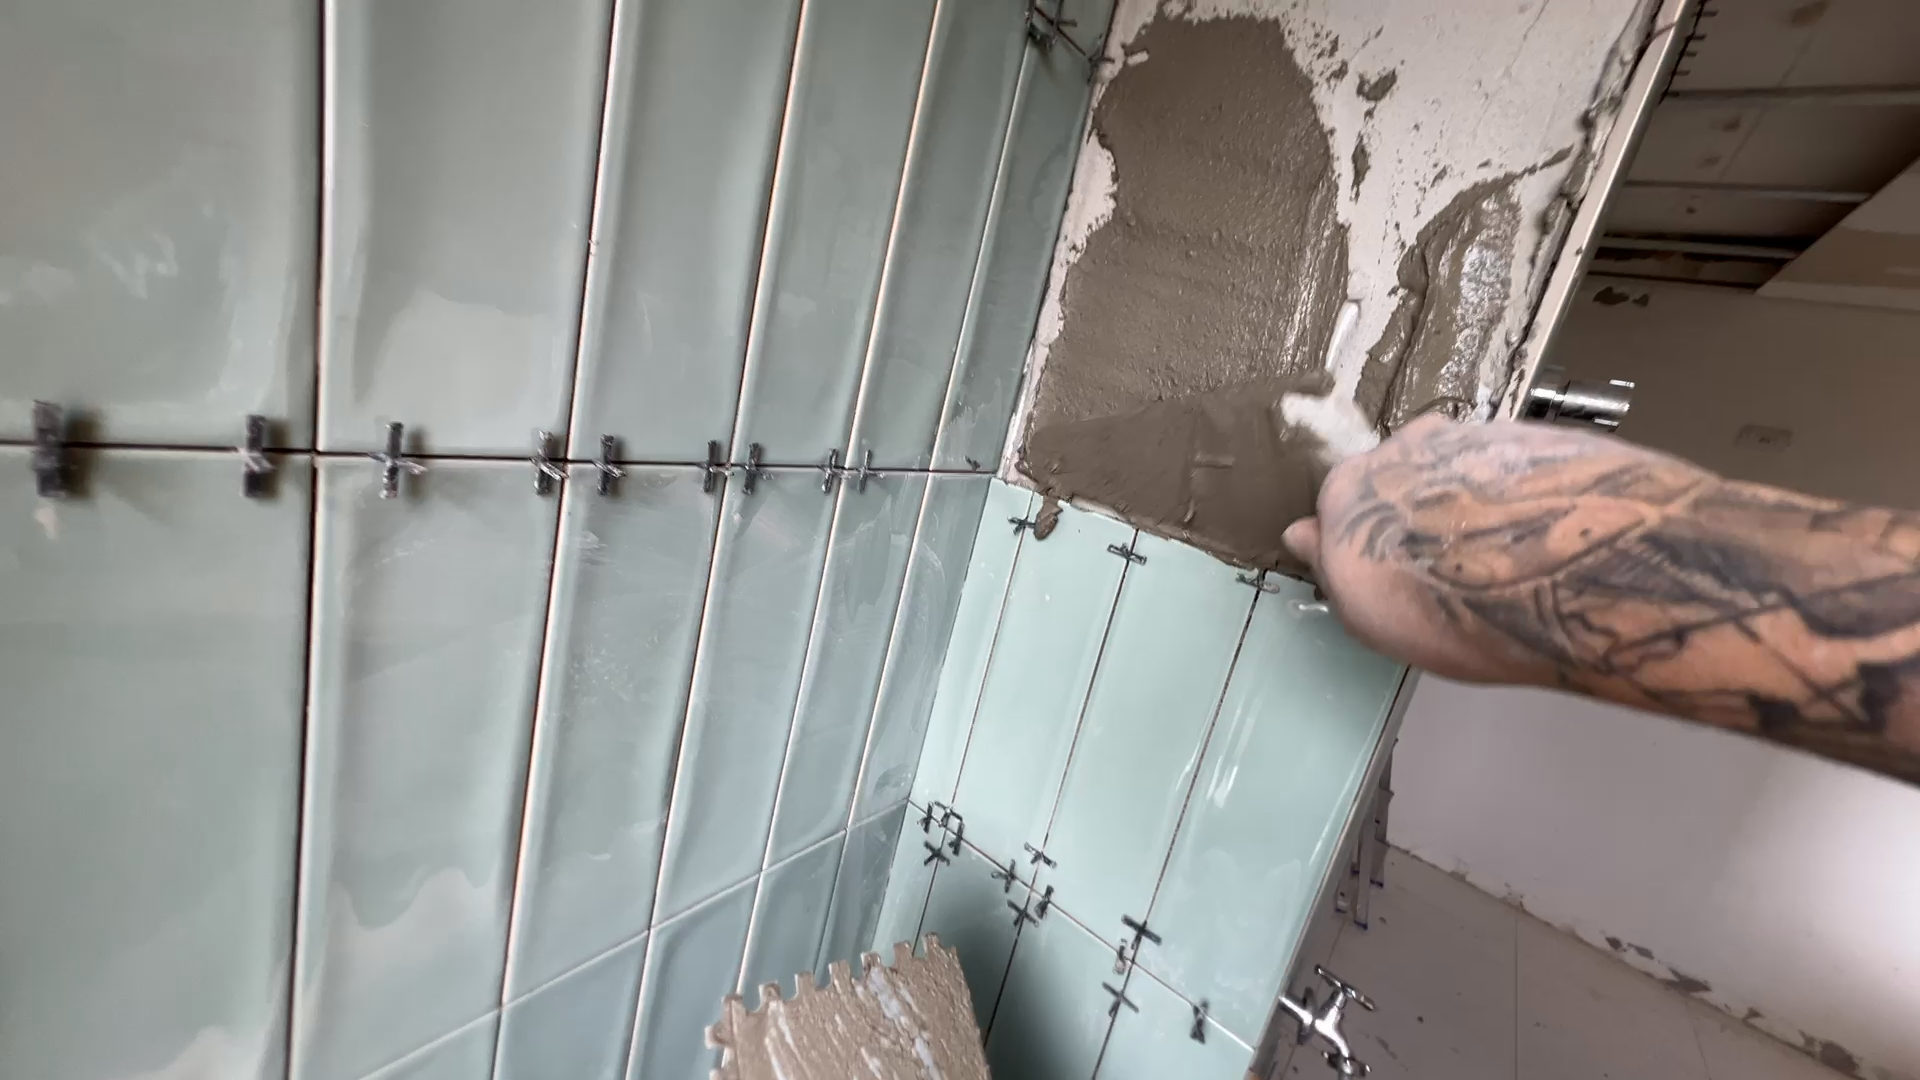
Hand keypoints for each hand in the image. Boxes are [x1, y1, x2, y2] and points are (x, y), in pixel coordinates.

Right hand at [1280, 415, 1696, 685]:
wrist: (1578, 577)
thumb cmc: (1446, 606)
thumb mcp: (1360, 609)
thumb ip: (1326, 561)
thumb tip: (1302, 531)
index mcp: (1348, 486)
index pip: (1340, 502)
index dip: (1362, 536)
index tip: (1387, 569)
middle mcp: (1405, 446)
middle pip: (1401, 475)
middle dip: (1416, 507)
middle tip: (1448, 559)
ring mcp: (1477, 435)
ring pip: (1462, 465)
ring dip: (1473, 497)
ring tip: (1507, 552)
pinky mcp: (1547, 437)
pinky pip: (1521, 465)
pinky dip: (1527, 492)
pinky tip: (1550, 534)